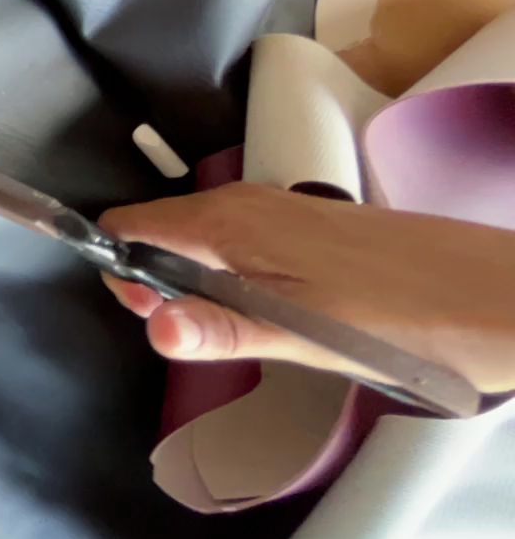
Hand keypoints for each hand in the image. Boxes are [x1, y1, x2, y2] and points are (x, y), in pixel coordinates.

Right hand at [101, 182, 514, 393]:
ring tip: (253, 322)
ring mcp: (274, 206)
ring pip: (194, 236)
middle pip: (154, 231)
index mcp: (223, 220)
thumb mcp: (313, 337)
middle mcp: (238, 201)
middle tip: (210, 328)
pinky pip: (234, 237)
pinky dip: (233, 270)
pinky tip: (283, 305)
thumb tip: (153, 330)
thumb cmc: (418, 318)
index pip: (123, 226)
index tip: (157, 312)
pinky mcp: (303, 218)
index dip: (121, 271)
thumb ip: (224, 331)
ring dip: (197, 279)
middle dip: (159, 280)